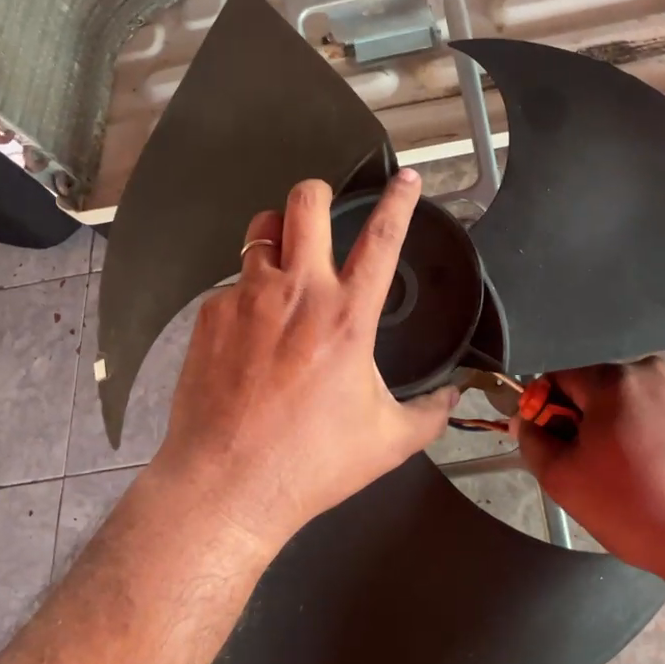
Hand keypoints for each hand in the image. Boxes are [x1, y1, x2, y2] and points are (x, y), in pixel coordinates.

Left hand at [148, 169, 459, 550]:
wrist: (224, 486)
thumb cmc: (312, 463)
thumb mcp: (386, 442)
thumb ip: (429, 413)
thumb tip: (454, 396)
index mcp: (347, 316)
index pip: (382, 239)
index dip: (399, 201)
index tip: (407, 177)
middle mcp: (297, 292)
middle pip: (306, 204)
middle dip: (318, 192)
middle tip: (322, 207)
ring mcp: (247, 298)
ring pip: (260, 232)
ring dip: (276, 236)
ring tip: (281, 263)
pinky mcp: (210, 314)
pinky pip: (232, 285)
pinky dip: (246, 296)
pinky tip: (248, 336)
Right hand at [514, 357, 664, 582]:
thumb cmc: (635, 507)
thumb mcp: (564, 480)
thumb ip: (533, 441)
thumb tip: (528, 421)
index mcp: (613, 379)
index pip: (560, 378)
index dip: (545, 409)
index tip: (550, 444)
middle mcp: (653, 371)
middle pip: (601, 389)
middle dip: (587, 420)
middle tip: (591, 467)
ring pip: (638, 402)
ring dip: (625, 427)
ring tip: (633, 476)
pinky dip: (659, 436)